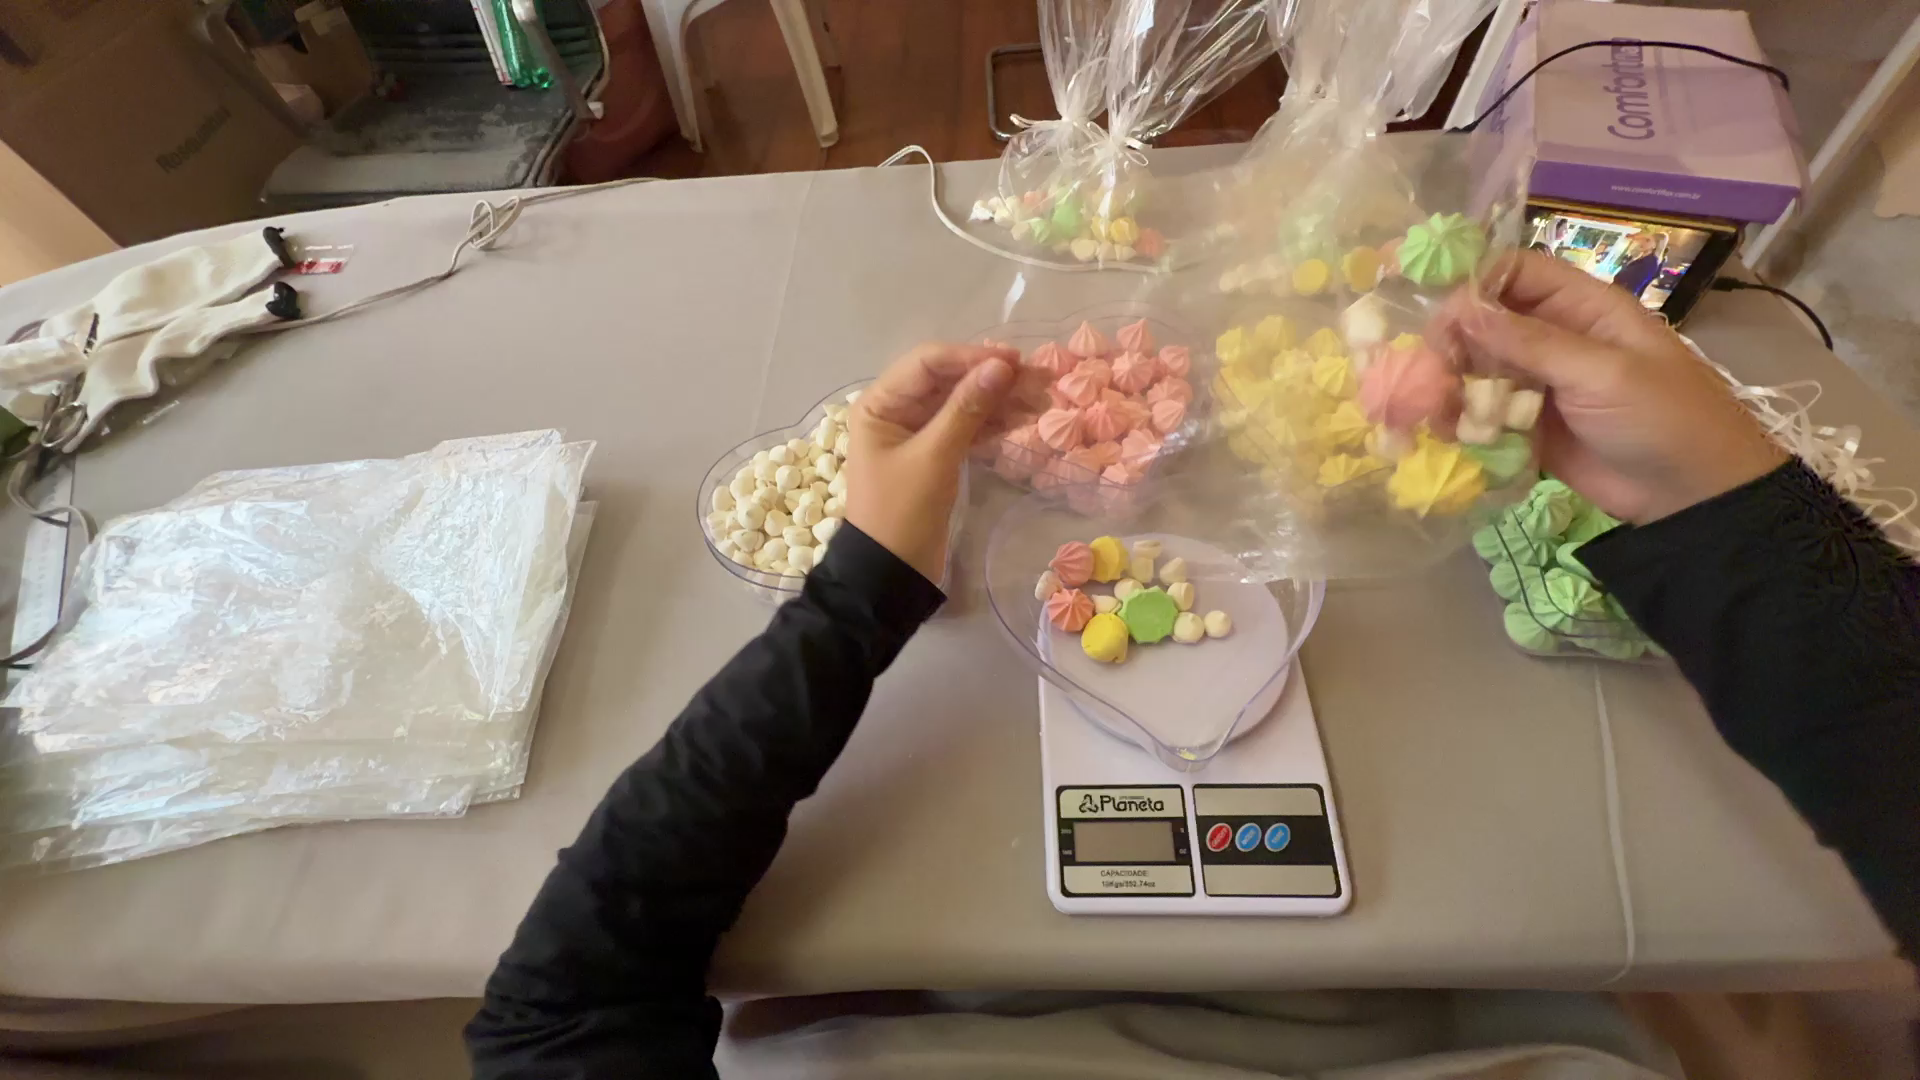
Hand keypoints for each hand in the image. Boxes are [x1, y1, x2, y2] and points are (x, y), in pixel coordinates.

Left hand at [846, 343, 1016, 581]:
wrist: (892, 572)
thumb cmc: (903, 512)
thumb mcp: (934, 457)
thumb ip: (967, 409)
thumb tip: (1002, 366)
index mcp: (880, 403)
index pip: (928, 362)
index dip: (971, 356)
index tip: (1015, 361)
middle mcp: (896, 409)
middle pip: (948, 379)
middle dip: (991, 377)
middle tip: (1039, 379)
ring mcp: (916, 431)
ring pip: (961, 402)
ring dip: (998, 399)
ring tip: (1040, 399)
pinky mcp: (935, 453)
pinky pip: (965, 426)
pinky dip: (992, 423)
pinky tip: (1022, 420)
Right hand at [1433, 253, 1786, 524]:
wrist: (1684, 493)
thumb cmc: (1661, 419)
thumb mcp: (1602, 374)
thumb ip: (1531, 342)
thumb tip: (1462, 310)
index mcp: (1582, 309)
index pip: (1516, 273)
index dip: (1474, 284)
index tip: (1442, 317)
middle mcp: (1551, 337)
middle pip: (1481, 320)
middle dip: (1451, 341)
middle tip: (1434, 371)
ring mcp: (1531, 380)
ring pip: (1470, 365)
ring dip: (1447, 382)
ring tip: (1436, 407)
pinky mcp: (1517, 419)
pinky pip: (1473, 407)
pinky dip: (1453, 416)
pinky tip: (1446, 430)